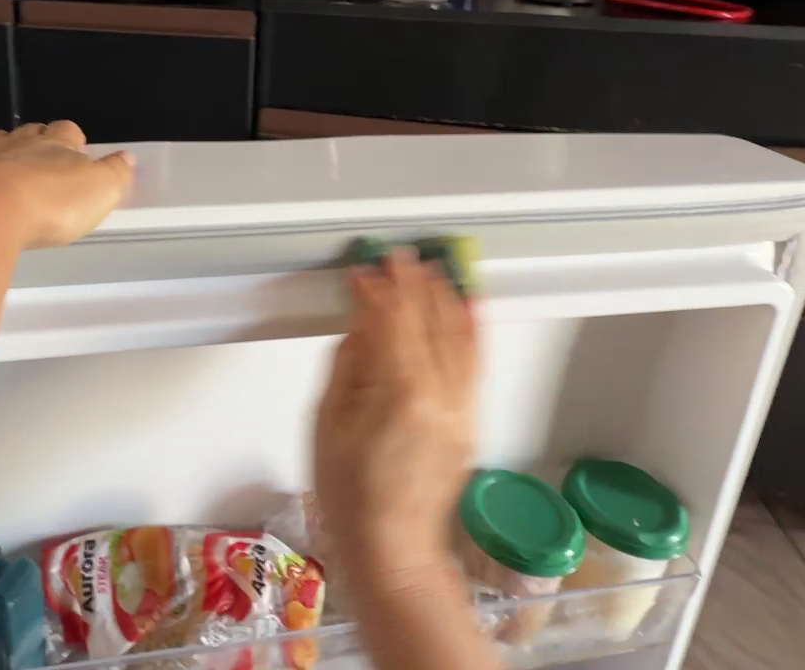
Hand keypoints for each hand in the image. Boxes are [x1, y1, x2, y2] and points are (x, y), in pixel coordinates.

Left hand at [0, 121, 134, 248]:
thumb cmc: (48, 206)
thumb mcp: (99, 193)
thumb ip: (115, 173)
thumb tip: (127, 156)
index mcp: (57, 146)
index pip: (69, 131)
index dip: (73, 140)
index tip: (75, 152)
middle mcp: (19, 141)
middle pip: (31, 131)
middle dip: (37, 141)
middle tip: (41, 162)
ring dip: (1, 149)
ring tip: (5, 167)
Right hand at [314, 248, 478, 594]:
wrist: (392, 548)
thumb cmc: (347, 490)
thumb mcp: (327, 419)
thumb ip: (349, 361)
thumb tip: (362, 319)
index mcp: (399, 391)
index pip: (391, 320)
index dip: (377, 290)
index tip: (362, 270)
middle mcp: (439, 393)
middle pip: (428, 321)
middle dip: (412, 284)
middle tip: (397, 256)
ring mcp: (462, 407)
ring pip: (457, 336)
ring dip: (443, 297)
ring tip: (431, 268)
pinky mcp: (471, 419)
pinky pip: (477, 363)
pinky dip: (473, 329)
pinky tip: (470, 305)